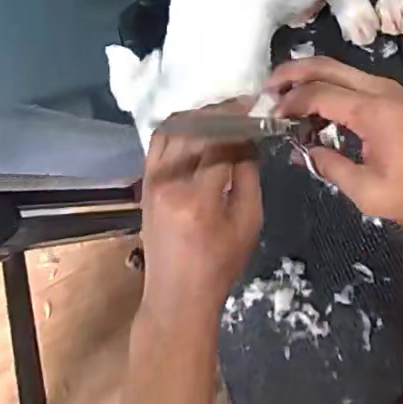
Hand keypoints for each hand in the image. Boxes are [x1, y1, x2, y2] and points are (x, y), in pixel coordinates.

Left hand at [138, 106, 263, 319]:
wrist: (176, 296)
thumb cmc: (219, 264)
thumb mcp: (248, 221)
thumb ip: (249, 174)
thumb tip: (248, 138)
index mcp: (198, 199)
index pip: (219, 143)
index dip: (240, 123)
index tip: (257, 112)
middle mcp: (169, 184)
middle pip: (194, 129)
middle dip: (222, 113)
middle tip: (244, 106)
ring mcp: (152, 181)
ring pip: (173, 129)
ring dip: (199, 115)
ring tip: (223, 113)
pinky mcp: (145, 182)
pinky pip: (160, 140)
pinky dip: (179, 126)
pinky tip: (198, 124)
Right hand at [267, 57, 402, 235]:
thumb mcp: (373, 195)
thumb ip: (333, 169)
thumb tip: (304, 152)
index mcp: (371, 110)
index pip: (317, 93)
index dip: (288, 102)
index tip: (268, 116)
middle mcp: (379, 89)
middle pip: (327, 66)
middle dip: (293, 73)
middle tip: (267, 90)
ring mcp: (390, 91)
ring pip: (341, 71)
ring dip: (312, 80)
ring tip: (286, 102)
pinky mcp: (397, 99)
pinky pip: (355, 84)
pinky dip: (331, 89)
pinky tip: (319, 113)